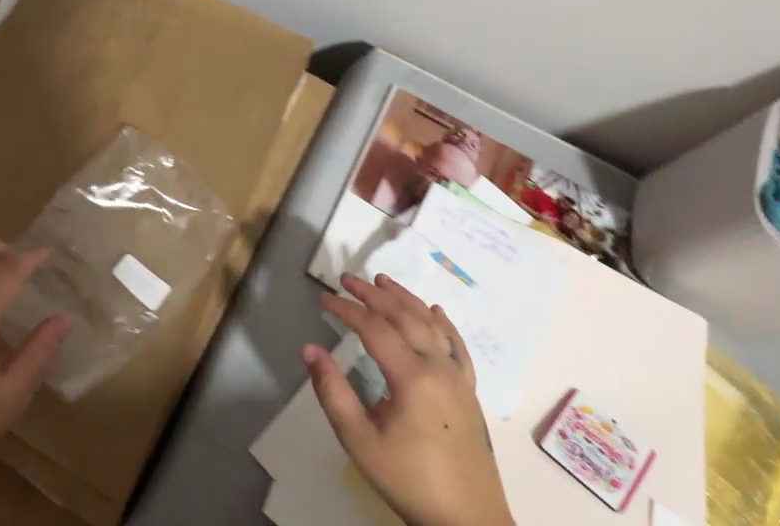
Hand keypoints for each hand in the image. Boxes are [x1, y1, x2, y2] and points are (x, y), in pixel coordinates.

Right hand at [305, 273, 513, 525]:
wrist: (467, 520)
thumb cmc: (408, 479)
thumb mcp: (359, 439)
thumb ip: (332, 391)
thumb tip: (310, 349)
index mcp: (412, 377)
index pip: (374, 328)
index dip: (347, 309)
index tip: (323, 299)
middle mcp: (438, 368)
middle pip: (404, 317)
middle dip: (374, 294)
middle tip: (347, 278)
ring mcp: (459, 380)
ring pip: (431, 326)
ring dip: (405, 299)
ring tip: (383, 280)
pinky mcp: (469, 393)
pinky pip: (458, 348)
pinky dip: (445, 325)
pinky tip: (436, 312)